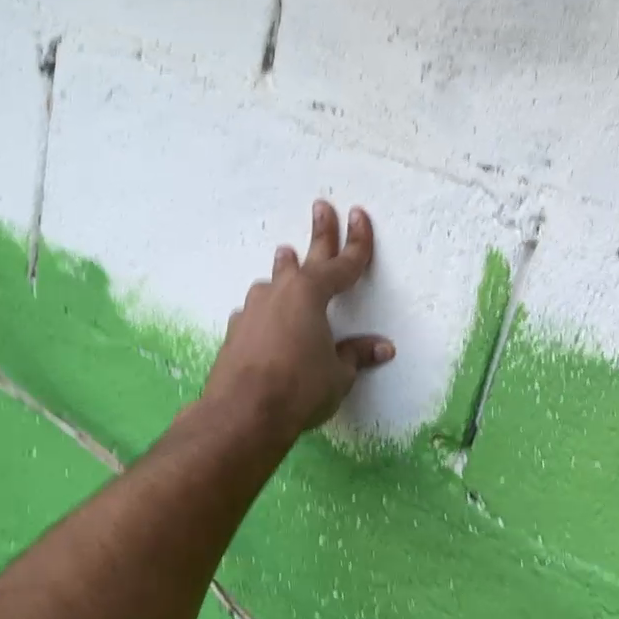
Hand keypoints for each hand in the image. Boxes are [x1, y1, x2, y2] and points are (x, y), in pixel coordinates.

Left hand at [201, 200, 393, 435]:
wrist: (243, 411)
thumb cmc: (301, 388)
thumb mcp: (339, 374)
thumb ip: (356, 355)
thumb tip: (381, 348)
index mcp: (311, 294)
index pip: (343, 265)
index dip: (357, 244)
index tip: (360, 217)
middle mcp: (280, 292)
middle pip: (306, 259)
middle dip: (320, 235)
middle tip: (322, 207)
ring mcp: (253, 309)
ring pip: (275, 282)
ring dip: (286, 272)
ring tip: (288, 261)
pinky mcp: (237, 331)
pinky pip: (259, 311)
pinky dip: (269, 309)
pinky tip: (268, 319)